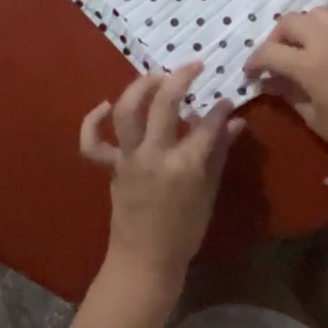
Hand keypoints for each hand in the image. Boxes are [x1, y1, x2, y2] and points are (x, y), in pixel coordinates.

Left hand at [79, 63, 243, 287]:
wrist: (145, 261)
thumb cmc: (184, 231)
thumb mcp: (209, 193)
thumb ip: (219, 152)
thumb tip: (234, 122)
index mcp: (184, 165)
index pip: (206, 125)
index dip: (219, 109)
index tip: (226, 100)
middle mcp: (154, 155)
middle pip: (164, 104)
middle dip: (180, 78)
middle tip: (194, 66)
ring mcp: (128, 159)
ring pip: (126, 111)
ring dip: (141, 86)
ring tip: (158, 77)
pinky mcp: (111, 167)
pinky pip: (92, 142)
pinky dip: (93, 120)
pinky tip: (105, 104)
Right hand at [243, 9, 327, 172]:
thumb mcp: (314, 118)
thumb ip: (289, 94)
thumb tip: (269, 81)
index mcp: (310, 64)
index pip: (270, 52)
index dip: (254, 62)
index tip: (250, 74)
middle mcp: (327, 41)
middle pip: (290, 21)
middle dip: (276, 38)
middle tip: (274, 60)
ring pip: (316, 13)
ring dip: (302, 27)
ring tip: (300, 49)